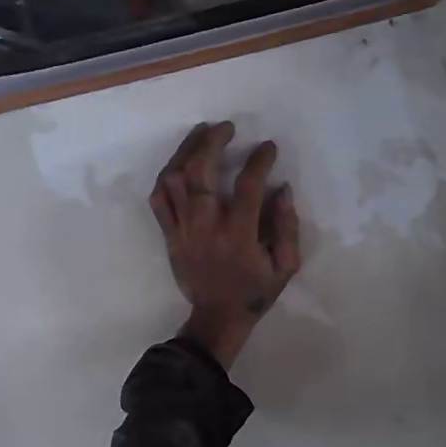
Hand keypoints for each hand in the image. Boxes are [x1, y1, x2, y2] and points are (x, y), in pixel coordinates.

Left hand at [149, 122, 301, 368]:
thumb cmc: (255, 291)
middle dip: (212, 143)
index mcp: (238, 235)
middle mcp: (206, 227)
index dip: (259, 161)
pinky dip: (166, 176)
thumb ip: (286, 226)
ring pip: (174, 180)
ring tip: (201, 134)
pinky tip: (179, 163)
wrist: (217, 318)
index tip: (268, 147)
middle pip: (200, 173)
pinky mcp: (169, 235)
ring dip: (186, 151)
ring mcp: (182, 230)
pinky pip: (158, 199)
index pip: (248, 186)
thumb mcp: (286, 265)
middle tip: (226, 128)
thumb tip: (281, 189)